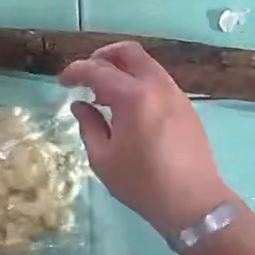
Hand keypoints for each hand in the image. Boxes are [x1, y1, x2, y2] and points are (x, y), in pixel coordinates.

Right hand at [59, 42, 233, 239]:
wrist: (193, 202)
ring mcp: (175, 94)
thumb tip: (80, 105)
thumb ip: (88, 125)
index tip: (61, 82)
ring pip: (145, 64)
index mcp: (133, 97)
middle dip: (101, 56)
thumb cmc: (141, 183)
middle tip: (85, 75)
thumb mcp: (102, 158)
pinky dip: (137, 82)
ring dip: (121, 70)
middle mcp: (157, 87)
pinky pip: (157, 80)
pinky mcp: (185, 106)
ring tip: (103, 94)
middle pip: (128, 52)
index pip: (97, 70)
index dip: (75, 71)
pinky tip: (126, 107)